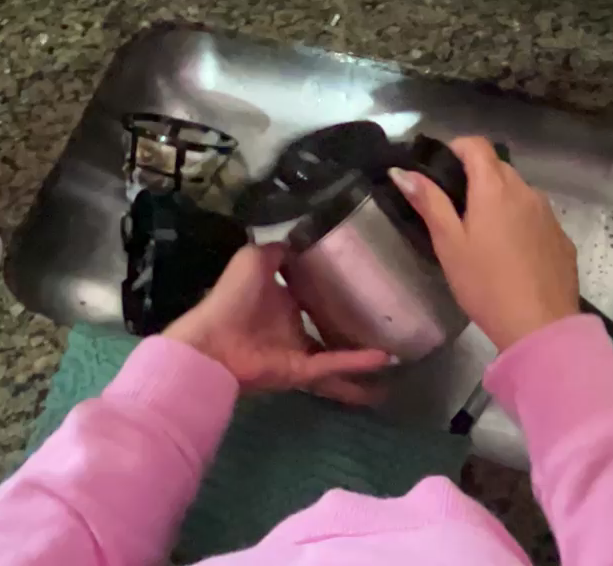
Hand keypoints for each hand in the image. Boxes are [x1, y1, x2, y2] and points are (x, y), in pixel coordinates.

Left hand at [162, 244, 391, 403]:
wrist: (213, 342)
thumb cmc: (233, 296)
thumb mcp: (254, 259)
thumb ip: (279, 251)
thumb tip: (301, 242)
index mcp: (280, 298)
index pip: (310, 291)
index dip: (330, 284)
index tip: (359, 275)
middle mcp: (291, 325)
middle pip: (327, 324)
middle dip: (351, 324)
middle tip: (386, 316)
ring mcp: (297, 350)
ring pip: (337, 353)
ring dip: (362, 357)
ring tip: (398, 352)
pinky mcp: (300, 371)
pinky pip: (333, 366)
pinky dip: (356, 364)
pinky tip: (384, 359)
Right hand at [389, 138, 579, 351]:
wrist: (541, 327)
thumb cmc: (485, 283)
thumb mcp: (448, 243)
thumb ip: (428, 201)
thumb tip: (402, 171)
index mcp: (494, 187)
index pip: (477, 144)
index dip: (457, 147)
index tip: (441, 168)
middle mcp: (526, 190)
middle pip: (498, 167)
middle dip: (476, 176)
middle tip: (455, 207)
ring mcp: (548, 213)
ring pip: (519, 192)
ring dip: (500, 200)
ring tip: (482, 233)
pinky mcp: (562, 237)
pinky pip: (536, 217)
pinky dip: (520, 222)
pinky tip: (511, 254)